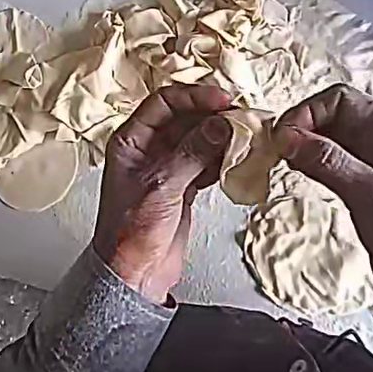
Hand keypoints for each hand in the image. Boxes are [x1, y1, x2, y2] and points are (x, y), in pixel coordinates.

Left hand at [93, 85, 232, 302]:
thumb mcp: (161, 186)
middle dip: (212, 116)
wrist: (134, 274)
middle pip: (185, 118)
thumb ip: (192, 152)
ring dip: (221, 137)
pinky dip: (221, 158)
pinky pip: (206, 161)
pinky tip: (234, 161)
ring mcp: (168, 167)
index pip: (164, 103)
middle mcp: (149, 149)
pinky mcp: (184, 185)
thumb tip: (220, 125)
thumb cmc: (130, 232)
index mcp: (131, 141)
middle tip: (239, 118)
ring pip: (198, 139)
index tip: (222, 100)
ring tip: (242, 138)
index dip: (194, 97)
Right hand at [277, 85, 372, 325]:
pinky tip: (301, 170)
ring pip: (333, 134)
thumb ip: (332, 163)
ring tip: (284, 161)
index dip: (307, 113)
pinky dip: (315, 159)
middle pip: (337, 113)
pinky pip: (337, 156)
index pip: (344, 100)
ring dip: (306, 143)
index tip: (281, 137)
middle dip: (303, 127)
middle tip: (276, 151)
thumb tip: (287, 136)